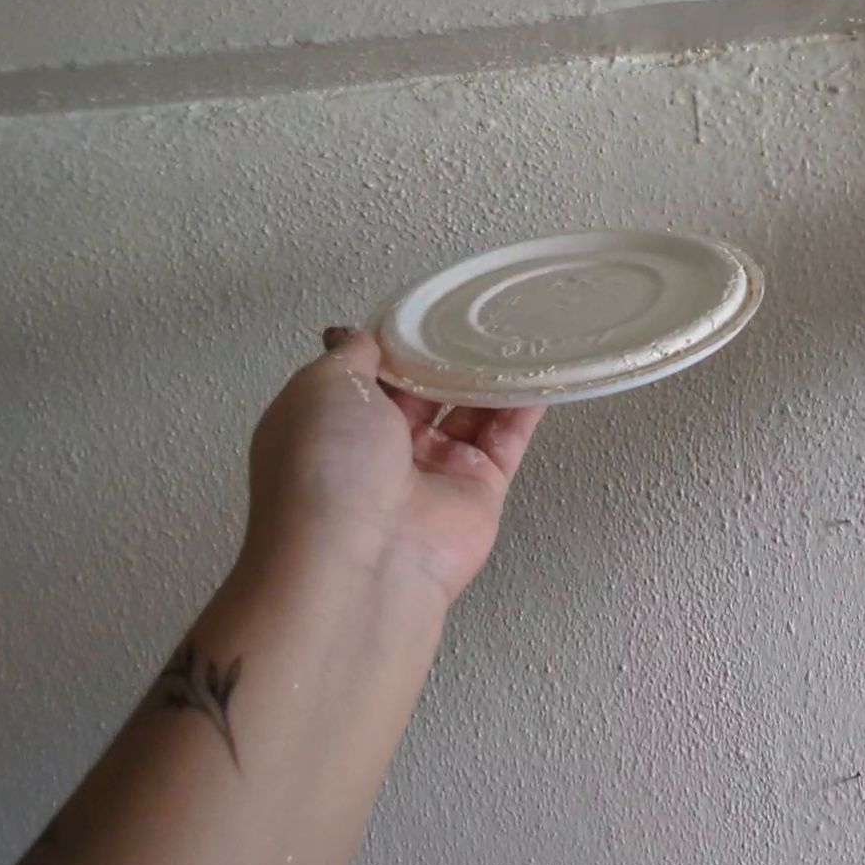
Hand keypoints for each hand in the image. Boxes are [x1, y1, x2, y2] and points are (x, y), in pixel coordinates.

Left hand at [243, 327, 543, 605]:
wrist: (366, 556)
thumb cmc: (329, 467)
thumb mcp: (321, 389)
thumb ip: (351, 355)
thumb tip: (356, 333)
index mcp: (336, 421)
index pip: (375, 370)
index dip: (401, 339)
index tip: (431, 308)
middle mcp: (385, 446)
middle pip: (428, 387)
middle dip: (453, 354)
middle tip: (486, 314)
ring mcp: (436, 468)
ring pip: (473, 409)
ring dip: (494, 374)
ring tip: (523, 333)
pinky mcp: (482, 485)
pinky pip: (508, 436)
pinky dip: (527, 404)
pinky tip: (544, 370)